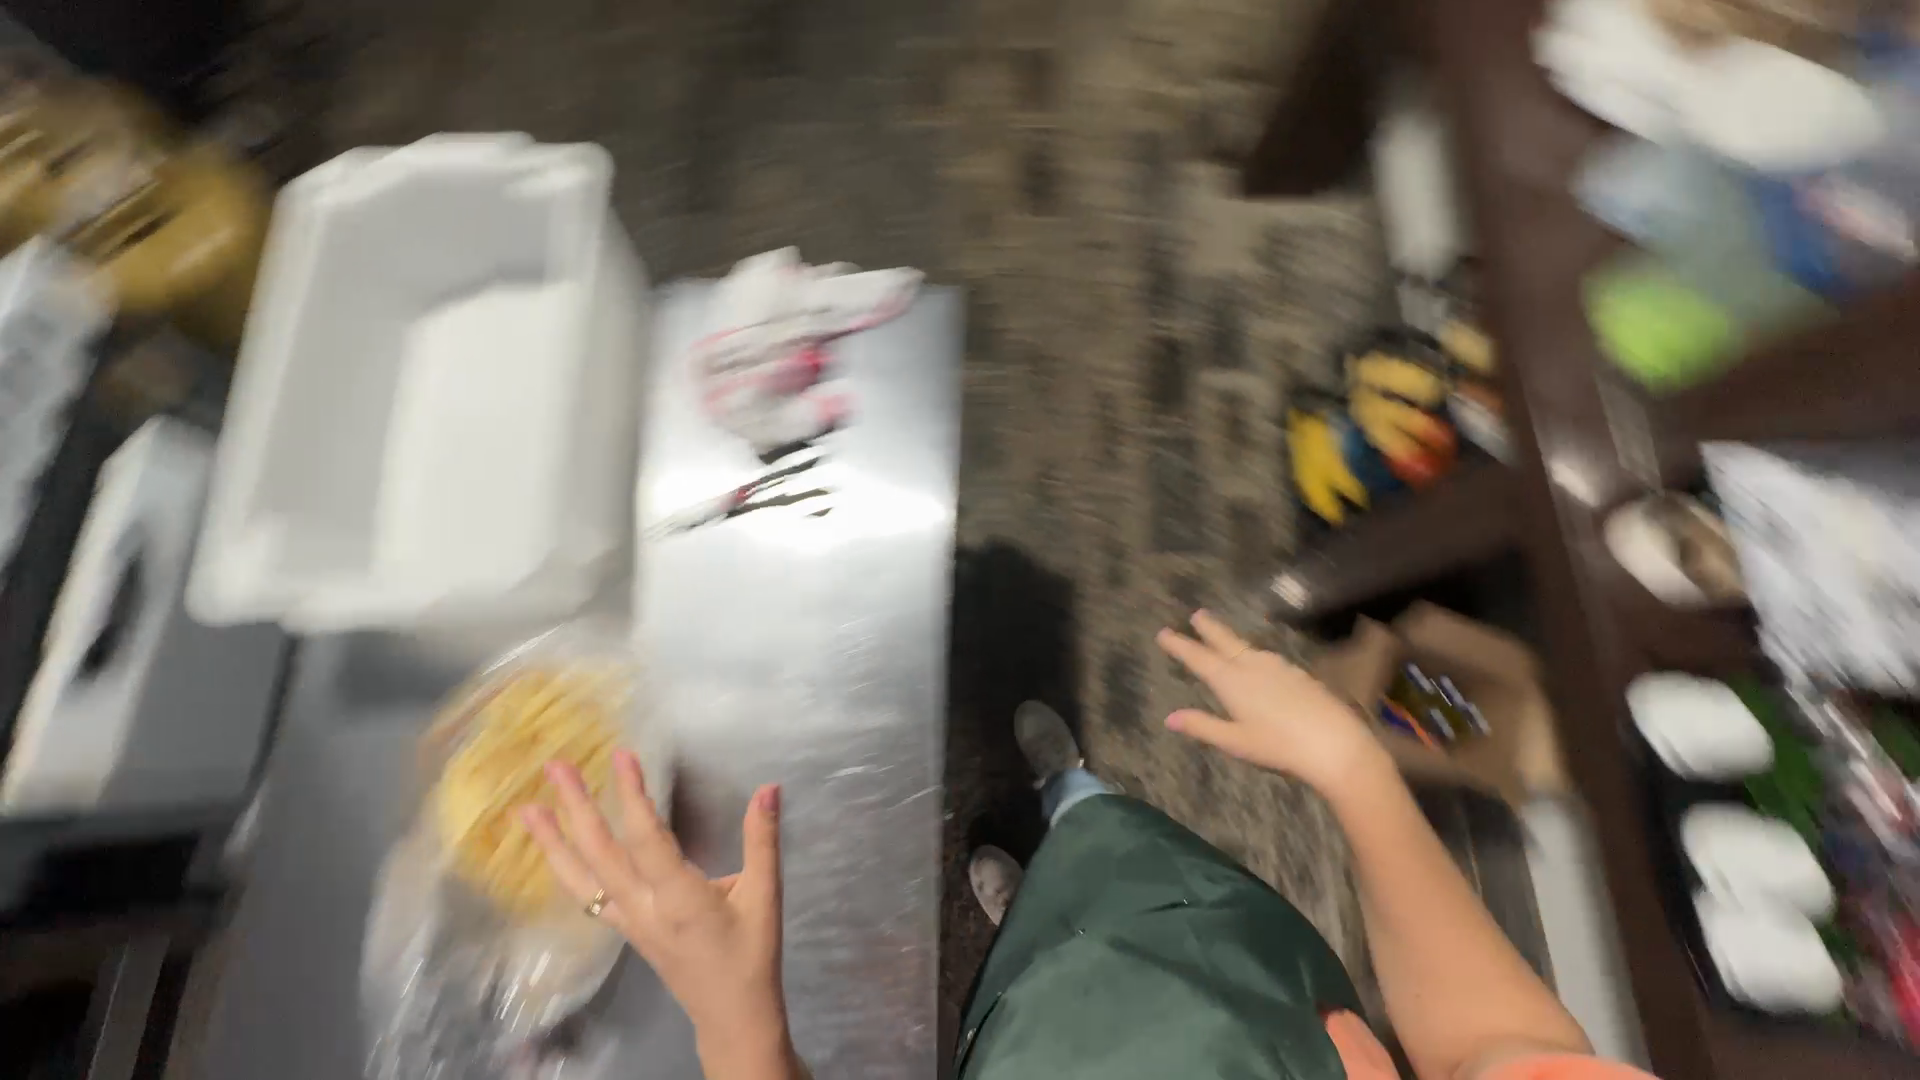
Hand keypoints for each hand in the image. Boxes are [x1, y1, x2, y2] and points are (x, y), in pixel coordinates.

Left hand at [521, 751, 798, 1078]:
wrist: (731, 1016)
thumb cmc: (752, 954)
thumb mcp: (766, 895)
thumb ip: (763, 839)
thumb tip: (768, 788)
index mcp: (680, 898)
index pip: (647, 838)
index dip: (633, 795)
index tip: (623, 756)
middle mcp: (644, 908)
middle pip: (600, 853)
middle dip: (576, 807)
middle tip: (556, 767)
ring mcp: (628, 922)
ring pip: (581, 878)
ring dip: (553, 841)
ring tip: (528, 808)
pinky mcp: (626, 930)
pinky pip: (587, 896)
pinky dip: (567, 868)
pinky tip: (557, 851)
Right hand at [1156, 610, 1391, 798]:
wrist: (1336, 745)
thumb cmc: (1279, 746)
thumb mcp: (1235, 741)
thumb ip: (1202, 726)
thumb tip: (1169, 718)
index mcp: (1231, 681)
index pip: (1198, 658)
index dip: (1179, 645)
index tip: (1163, 633)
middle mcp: (1252, 666)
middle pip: (1225, 641)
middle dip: (1208, 628)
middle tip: (1197, 614)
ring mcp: (1279, 667)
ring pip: (1248, 647)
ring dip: (1232, 639)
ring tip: (1224, 639)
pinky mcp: (1299, 674)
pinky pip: (1267, 657)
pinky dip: (1254, 654)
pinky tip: (1260, 663)